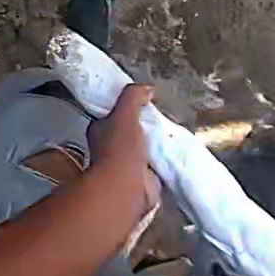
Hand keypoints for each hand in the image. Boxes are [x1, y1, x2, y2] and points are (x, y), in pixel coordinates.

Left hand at [85, 84, 159, 221]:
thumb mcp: (125, 114)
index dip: (126, 106)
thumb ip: (133, 97)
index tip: (142, 101)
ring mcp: (125, 163)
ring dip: (155, 144)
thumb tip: (147, 87)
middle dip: (144, 126)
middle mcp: (108, 145)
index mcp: (99, 128)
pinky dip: (164, 161)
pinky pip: (155, 165)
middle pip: (129, 130)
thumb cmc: (120, 148)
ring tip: (170, 134)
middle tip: (161, 118)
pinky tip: (175, 153)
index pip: (112, 112)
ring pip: (142, 147)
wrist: (127, 188)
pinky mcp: (142, 178)